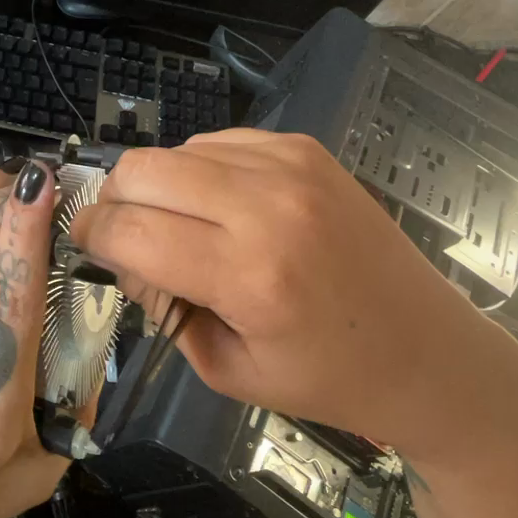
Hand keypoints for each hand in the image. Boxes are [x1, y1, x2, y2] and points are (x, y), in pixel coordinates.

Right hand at [68, 129, 507, 454]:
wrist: (431, 351)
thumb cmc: (328, 377)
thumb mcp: (226, 368)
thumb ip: (159, 305)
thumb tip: (121, 250)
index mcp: (250, 276)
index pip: (130, 230)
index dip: (92, 234)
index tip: (86, 243)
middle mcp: (268, 206)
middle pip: (140, 169)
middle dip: (115, 201)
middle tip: (126, 233)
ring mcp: (288, 166)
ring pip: (172, 149)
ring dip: (158, 184)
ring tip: (185, 224)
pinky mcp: (302, 146)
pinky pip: (213, 141)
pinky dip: (199, 170)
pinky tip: (224, 206)